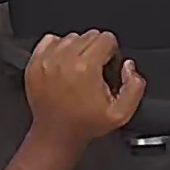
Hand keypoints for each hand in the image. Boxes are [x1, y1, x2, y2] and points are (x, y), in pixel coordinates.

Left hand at [24, 31, 145, 150]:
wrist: (56, 134)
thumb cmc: (85, 123)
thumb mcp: (121, 113)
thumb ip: (134, 87)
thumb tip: (128, 66)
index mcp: (86, 68)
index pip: (106, 38)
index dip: (111, 51)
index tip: (107, 65)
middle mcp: (64, 60)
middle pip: (89, 35)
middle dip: (95, 49)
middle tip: (93, 70)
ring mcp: (46, 61)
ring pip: (70, 37)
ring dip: (77, 48)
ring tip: (78, 69)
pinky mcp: (34, 63)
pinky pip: (50, 40)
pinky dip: (58, 48)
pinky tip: (63, 64)